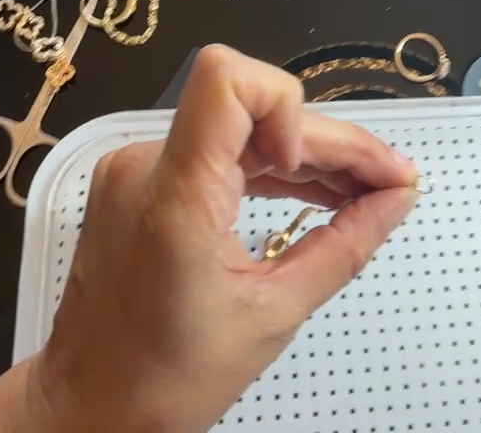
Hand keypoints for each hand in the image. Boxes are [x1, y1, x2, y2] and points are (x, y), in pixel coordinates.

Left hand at [20, 45, 418, 432]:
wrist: (86, 406)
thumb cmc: (164, 380)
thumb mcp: (271, 315)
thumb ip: (344, 247)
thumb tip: (395, 200)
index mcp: (175, 198)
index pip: (226, 81)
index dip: (285, 105)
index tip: (307, 165)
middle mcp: (149, 163)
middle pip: (257, 110)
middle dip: (330, 141)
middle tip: (391, 179)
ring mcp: (142, 166)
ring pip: (245, 126)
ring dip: (309, 152)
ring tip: (368, 189)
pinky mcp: (146, 177)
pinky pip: (221, 150)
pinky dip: (272, 167)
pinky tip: (318, 191)